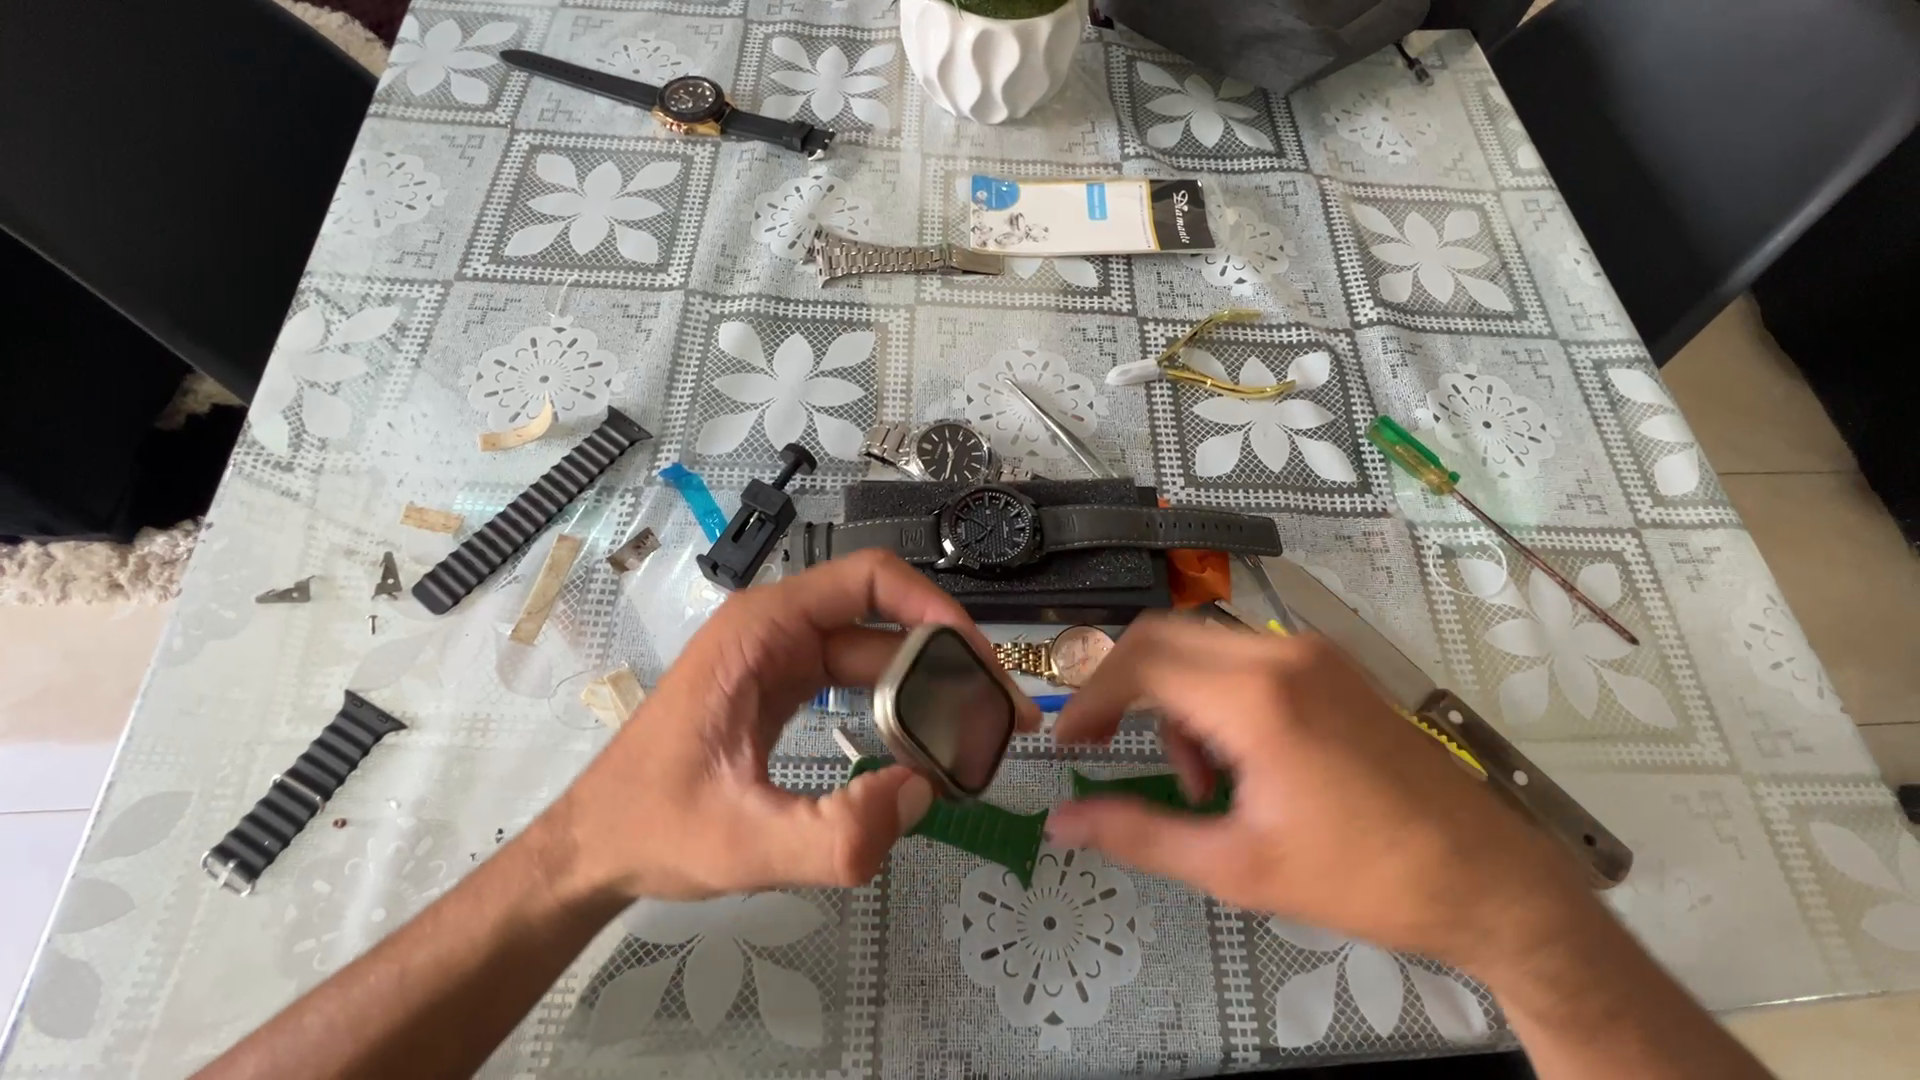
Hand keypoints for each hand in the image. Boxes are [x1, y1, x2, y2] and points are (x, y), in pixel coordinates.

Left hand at [556, 550, 1038, 900]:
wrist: (596, 844)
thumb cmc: (654, 827)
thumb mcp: (744, 844)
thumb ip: (836, 834)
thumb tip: (922, 793)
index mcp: (762, 630)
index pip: (870, 580)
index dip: (935, 609)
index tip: (980, 664)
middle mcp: (776, 628)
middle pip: (885, 616)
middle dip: (948, 657)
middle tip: (999, 715)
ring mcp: (779, 655)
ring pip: (877, 648)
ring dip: (930, 684)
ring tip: (976, 734)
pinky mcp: (783, 685)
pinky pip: (858, 678)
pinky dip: (900, 703)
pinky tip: (926, 742)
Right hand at [1045, 616, 1597, 974]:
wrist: (1491, 881)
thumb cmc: (1363, 879)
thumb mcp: (1237, 868)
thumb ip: (1138, 836)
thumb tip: (1062, 824)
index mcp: (1256, 698)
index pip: (1138, 662)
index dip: (1090, 698)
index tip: (1070, 744)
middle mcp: (1280, 654)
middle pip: (1162, 637)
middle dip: (1123, 690)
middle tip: (1108, 745)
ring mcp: (1311, 653)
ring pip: (1200, 646)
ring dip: (1173, 699)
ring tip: (1198, 779)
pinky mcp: (1331, 666)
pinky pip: (1242, 658)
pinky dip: (1213, 696)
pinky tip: (1238, 759)